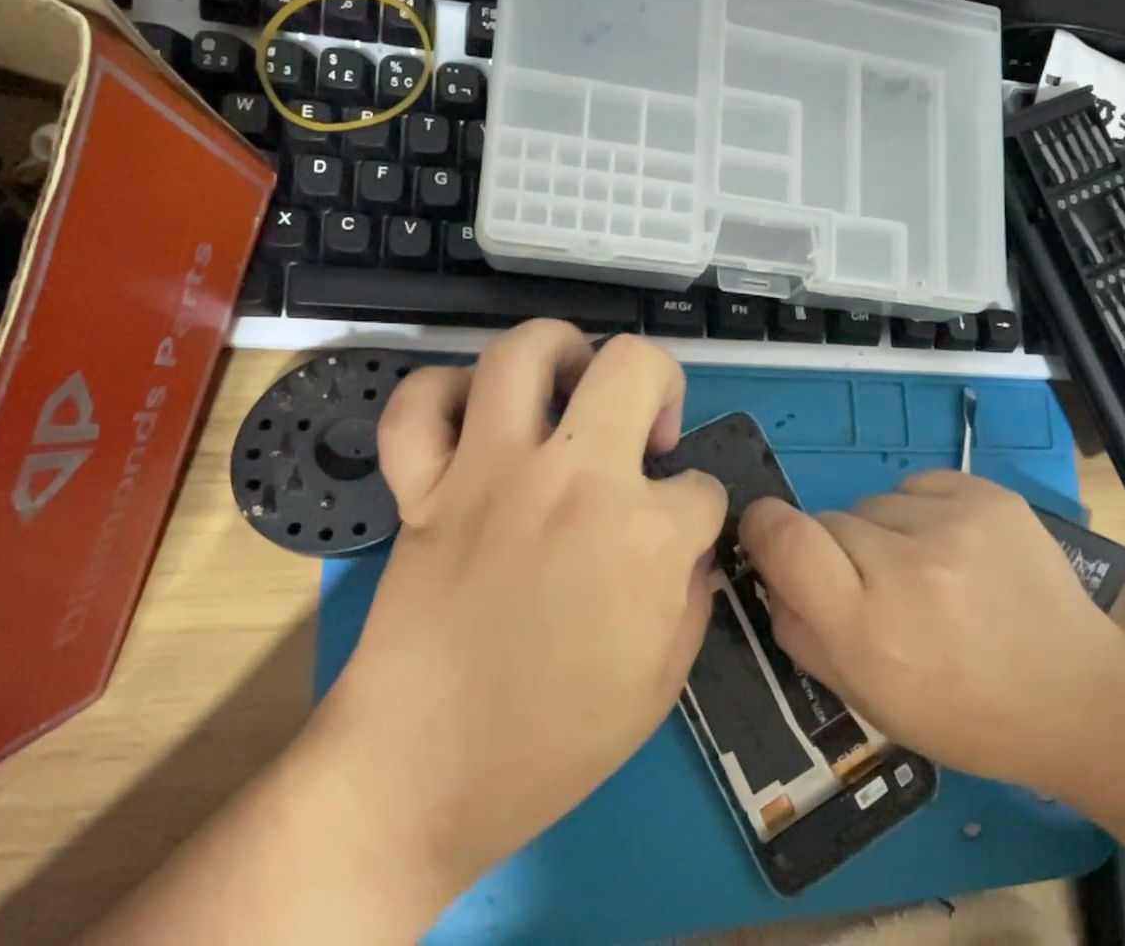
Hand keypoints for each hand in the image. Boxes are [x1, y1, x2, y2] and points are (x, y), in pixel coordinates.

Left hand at [318, 321, 724, 899]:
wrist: (426, 774)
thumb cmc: (557, 744)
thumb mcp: (665, 680)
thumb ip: (691, 594)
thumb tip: (687, 543)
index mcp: (648, 535)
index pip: (702, 486)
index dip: (699, 511)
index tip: (680, 538)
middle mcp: (576, 478)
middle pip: (636, 365)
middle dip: (662, 387)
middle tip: (646, 436)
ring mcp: (490, 472)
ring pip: (527, 350)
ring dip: (563, 353)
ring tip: (571, 390)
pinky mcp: (422, 486)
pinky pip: (421, 405)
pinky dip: (446, 395)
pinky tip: (475, 421)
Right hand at [738, 471, 1124, 789]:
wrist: (1078, 698)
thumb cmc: (962, 715)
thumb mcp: (862, 697)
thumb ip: (798, 631)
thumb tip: (770, 571)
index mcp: (866, 626)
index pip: (782, 536)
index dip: (763, 530)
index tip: (770, 544)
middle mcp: (906, 564)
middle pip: (825, 520)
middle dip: (834, 552)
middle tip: (876, 593)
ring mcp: (954, 522)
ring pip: (871, 503)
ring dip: (879, 533)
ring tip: (925, 575)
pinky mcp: (990, 496)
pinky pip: (916, 486)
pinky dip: (918, 514)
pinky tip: (951, 551)